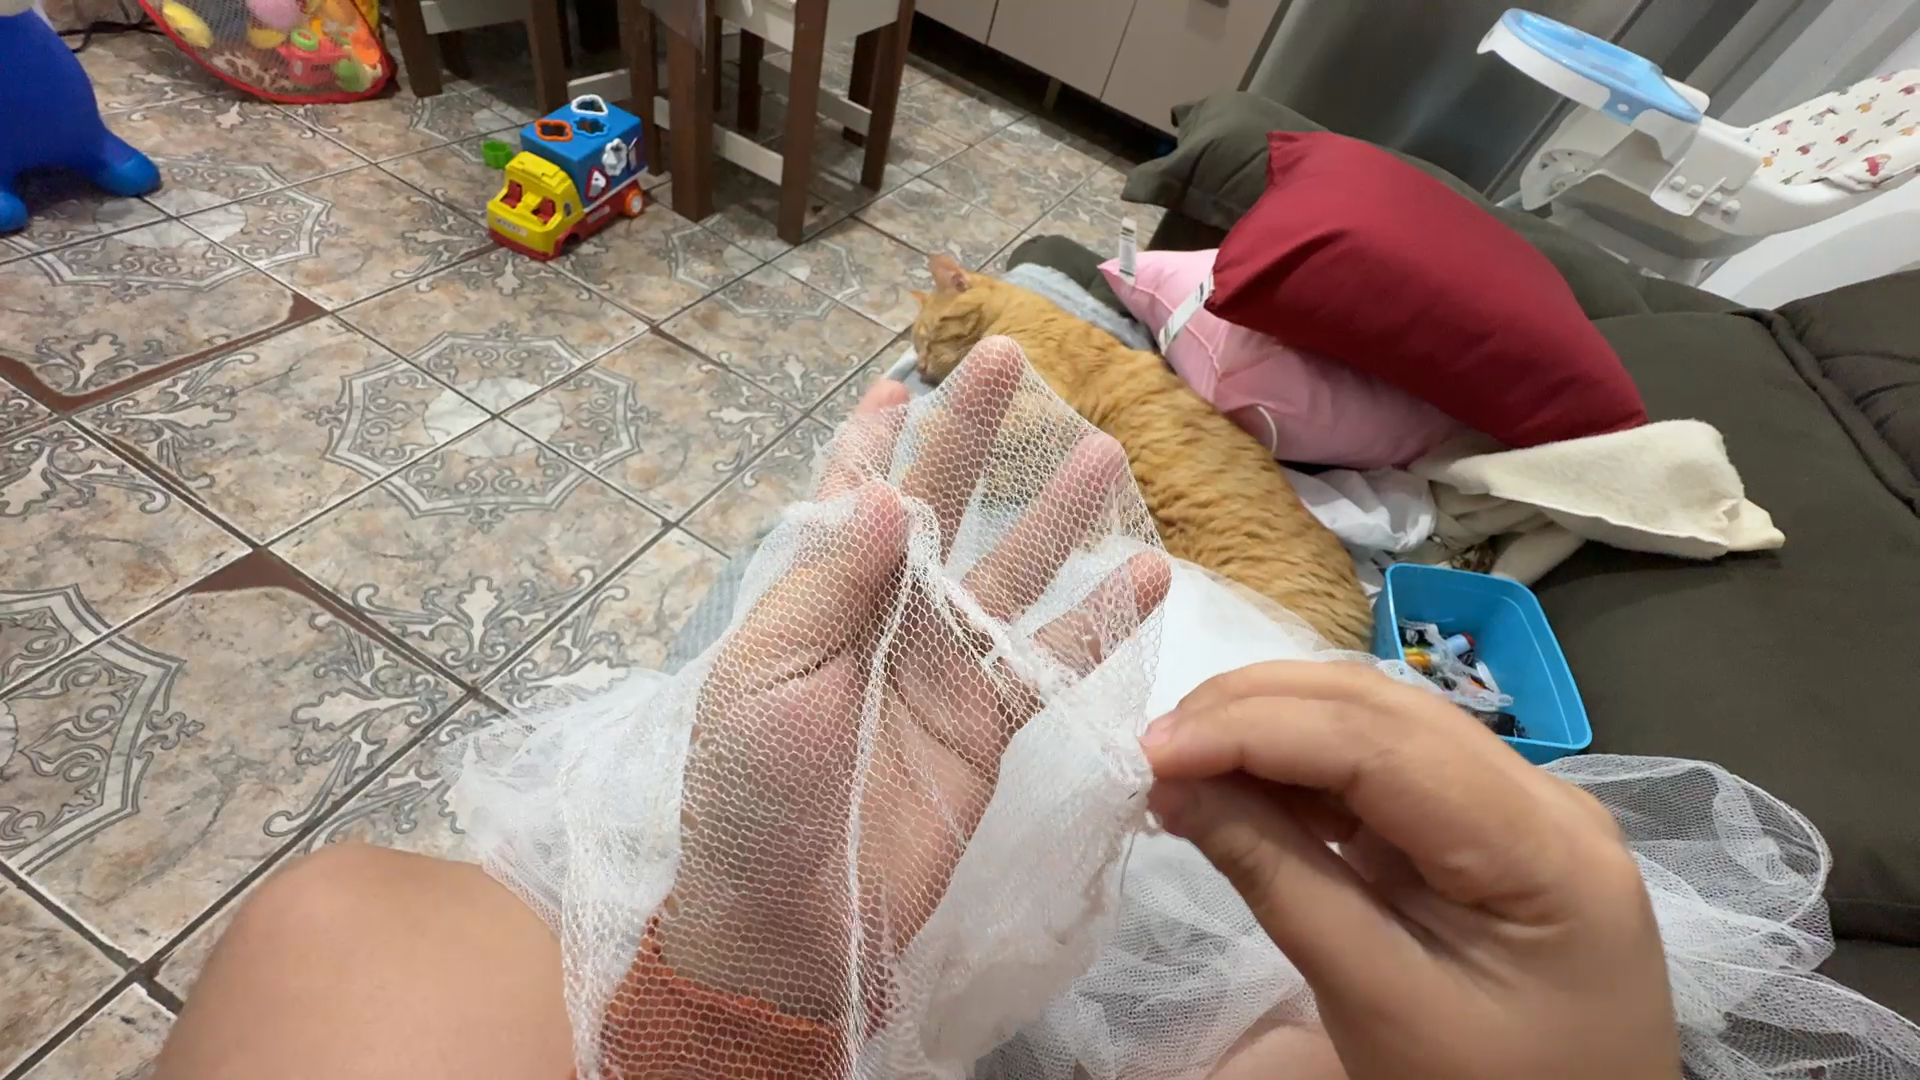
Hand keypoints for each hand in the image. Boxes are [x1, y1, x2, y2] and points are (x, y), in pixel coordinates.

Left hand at [639, 354, 1168, 1032]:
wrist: (796, 918)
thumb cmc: (757, 791)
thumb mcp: (770, 675)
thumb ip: (831, 582)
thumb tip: (884, 489)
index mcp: (825, 594)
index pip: (853, 494)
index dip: (874, 437)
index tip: (901, 382)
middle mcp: (891, 614)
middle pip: (943, 507)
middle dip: (973, 435)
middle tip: (1013, 360)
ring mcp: (948, 664)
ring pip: (1013, 571)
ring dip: (1056, 514)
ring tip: (1102, 454)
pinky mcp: (993, 719)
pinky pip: (1055, 658)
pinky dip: (1101, 620)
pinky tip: (1145, 574)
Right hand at [1143, 662, 1679, 1079]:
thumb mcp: (1372, 998)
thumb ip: (1270, 874)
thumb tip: (1168, 784)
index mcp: (1541, 847)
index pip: (1376, 744)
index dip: (1253, 731)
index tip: (1156, 754)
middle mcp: (1533, 790)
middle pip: (1369, 704)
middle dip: (1248, 710)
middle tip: (1156, 747)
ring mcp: (1501, 791)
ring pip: (1360, 710)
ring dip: (1260, 720)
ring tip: (1182, 756)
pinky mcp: (1460, 806)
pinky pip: (1360, 750)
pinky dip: (1284, 755)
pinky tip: (1236, 777)